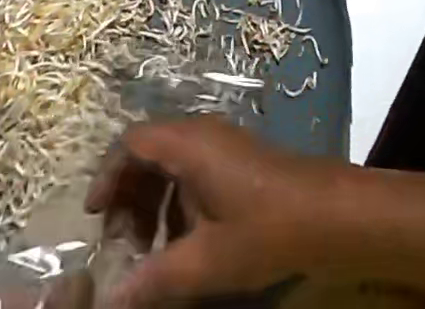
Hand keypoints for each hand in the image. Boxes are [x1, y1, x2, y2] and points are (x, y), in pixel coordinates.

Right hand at [84, 117, 353, 308]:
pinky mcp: (236, 156)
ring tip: (149, 247)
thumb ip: (155, 279)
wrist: (330, 211)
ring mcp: (220, 141)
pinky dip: (176, 199)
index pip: (131, 143)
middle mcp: (200, 132)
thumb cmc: (265, 228)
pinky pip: (192, 167)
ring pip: (170, 161)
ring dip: (152, 200)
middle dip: (128, 194)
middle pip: (148, 151)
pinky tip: (183, 240)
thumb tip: (112, 301)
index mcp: (187, 144)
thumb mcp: (206, 261)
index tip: (95, 216)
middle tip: (121, 240)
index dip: (107, 176)